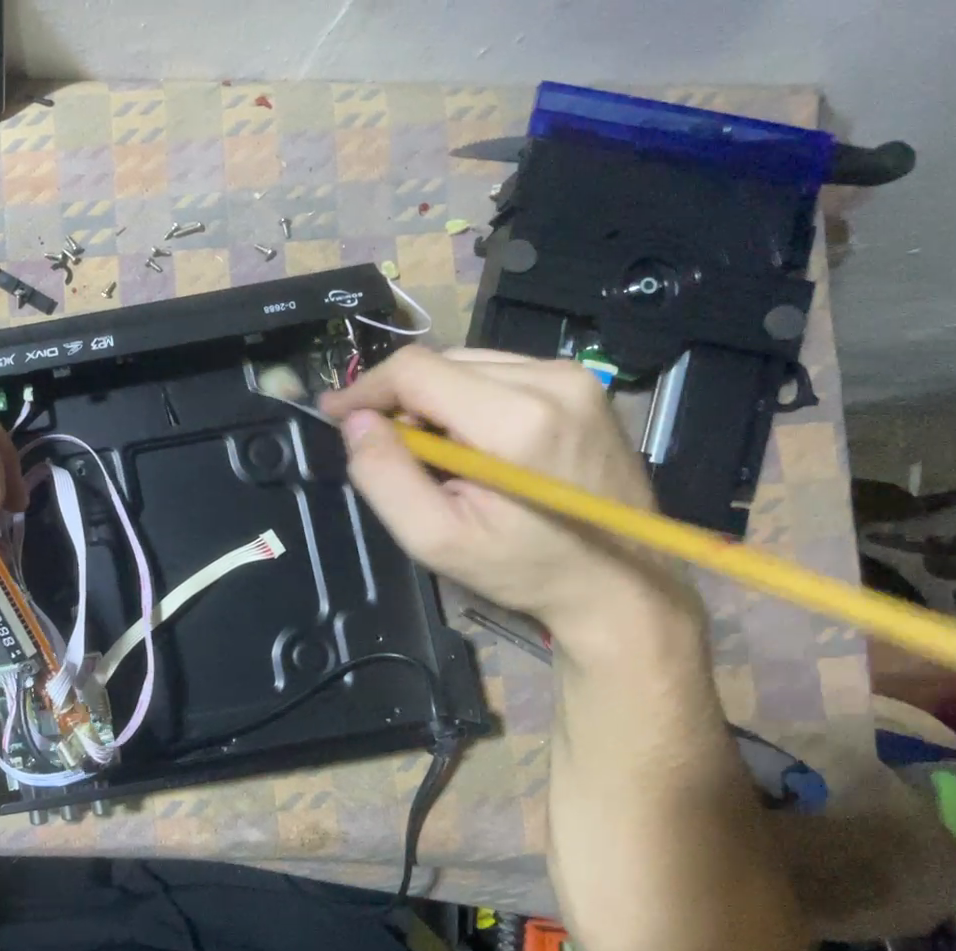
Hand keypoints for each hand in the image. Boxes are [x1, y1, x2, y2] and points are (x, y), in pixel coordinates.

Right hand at [318, 345, 700, 649]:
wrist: (621, 581)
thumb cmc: (524, 567)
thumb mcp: (436, 539)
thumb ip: (384, 477)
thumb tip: (355, 423)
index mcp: (516, 419)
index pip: (415, 369)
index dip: (364, 388)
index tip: (334, 416)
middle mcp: (552, 380)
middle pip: (440, 363)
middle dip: (399, 401)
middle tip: (387, 451)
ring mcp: (575, 378)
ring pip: (467, 364)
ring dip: (431, 401)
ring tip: (432, 453)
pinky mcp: (583, 385)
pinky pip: (498, 373)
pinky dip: (465, 400)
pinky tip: (470, 443)